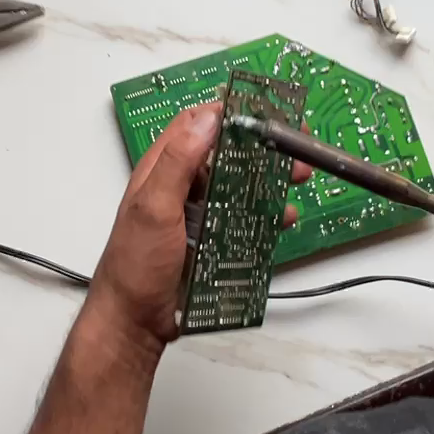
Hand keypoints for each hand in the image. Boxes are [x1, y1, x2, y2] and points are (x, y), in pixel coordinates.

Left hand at [84, 104, 307, 355]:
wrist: (135, 321)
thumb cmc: (135, 263)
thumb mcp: (154, 206)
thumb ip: (178, 161)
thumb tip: (208, 118)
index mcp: (163, 167)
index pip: (197, 123)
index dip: (230, 112)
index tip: (266, 112)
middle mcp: (183, 184)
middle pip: (227, 151)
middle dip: (262, 145)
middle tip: (295, 147)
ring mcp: (200, 211)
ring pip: (241, 182)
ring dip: (271, 176)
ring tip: (298, 178)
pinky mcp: (214, 237)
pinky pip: (245, 216)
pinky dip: (267, 212)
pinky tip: (285, 216)